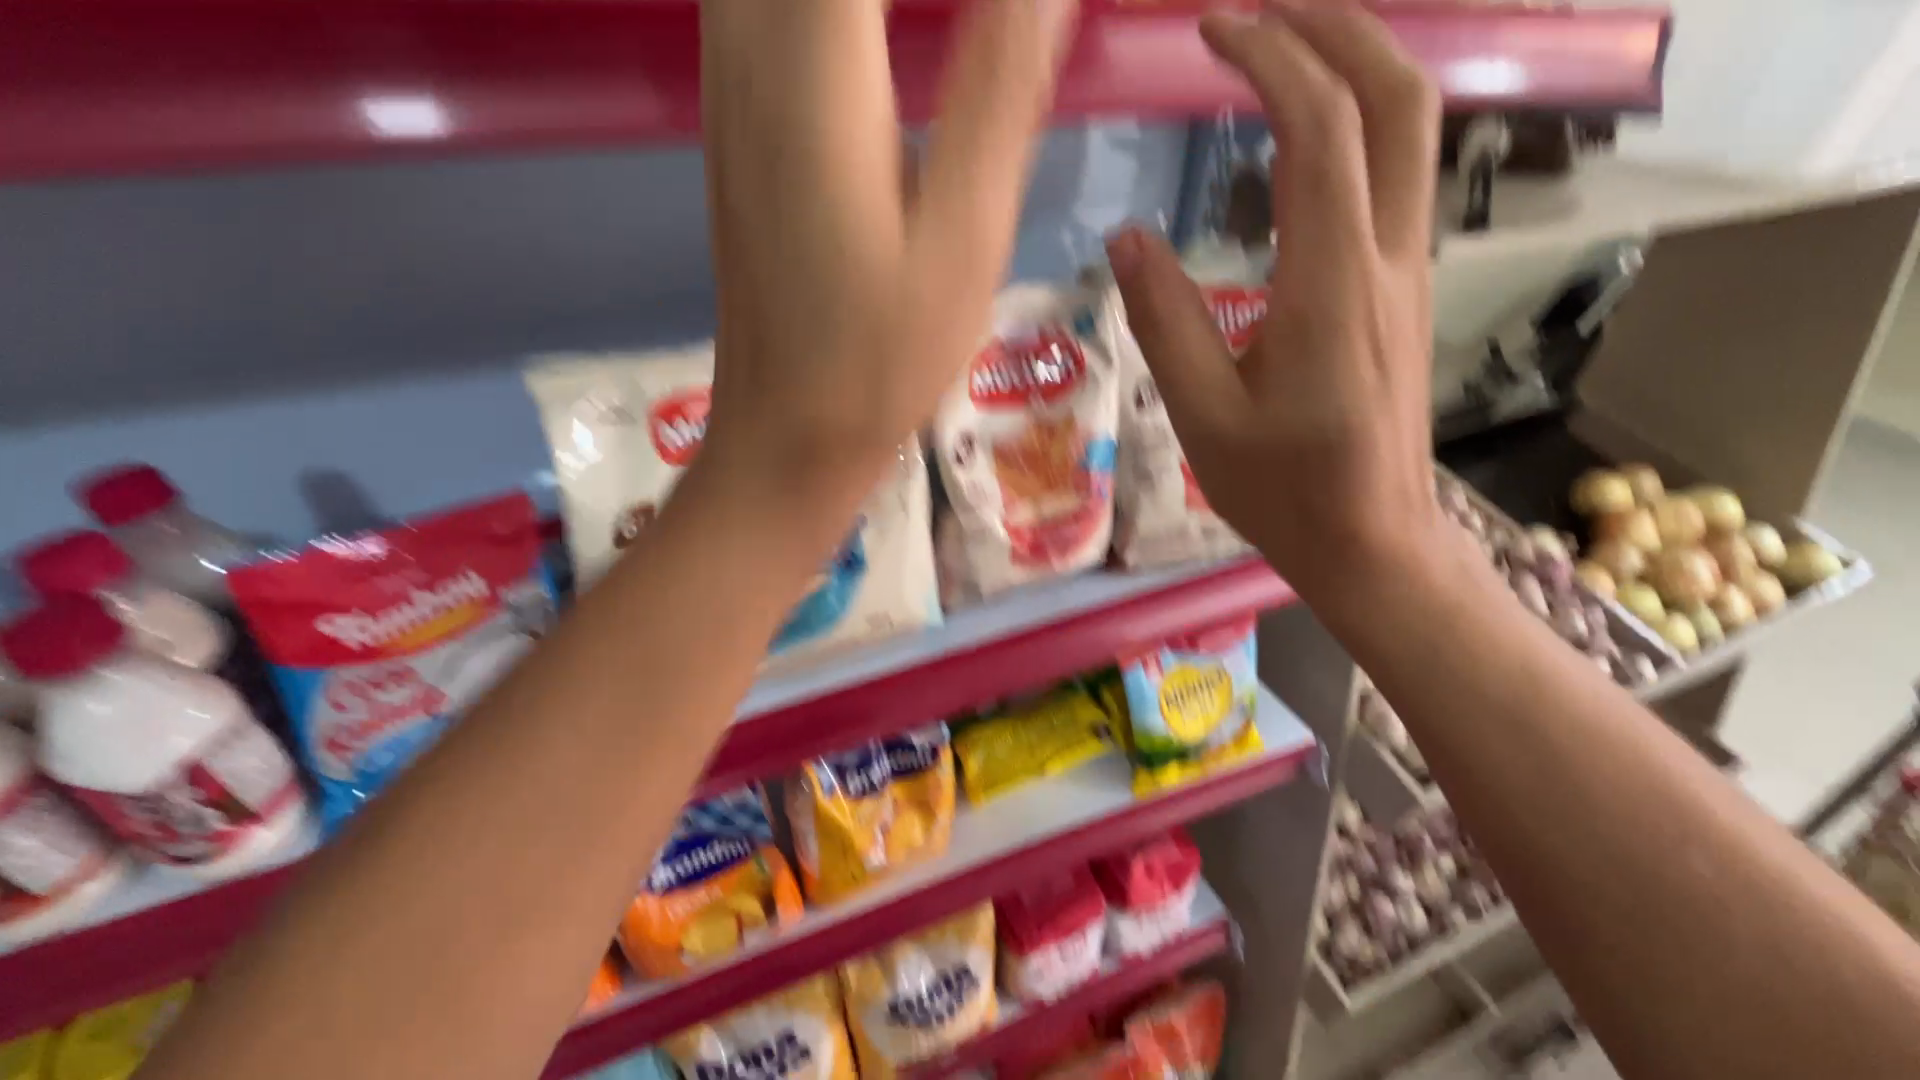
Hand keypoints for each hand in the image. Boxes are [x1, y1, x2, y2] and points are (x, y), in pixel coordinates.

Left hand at [697, 0, 1079, 508]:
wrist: (785, 431)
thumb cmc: (882, 356)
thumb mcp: (964, 235)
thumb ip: (998, 85)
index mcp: (815, 68)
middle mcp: (749, 45)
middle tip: (1004, 19)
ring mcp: (727, 74)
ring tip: (953, 30)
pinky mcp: (732, 107)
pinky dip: (833, 2)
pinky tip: (883, 25)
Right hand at [1105, 4, 1443, 603]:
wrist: (1373, 540)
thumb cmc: (1284, 489)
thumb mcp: (1201, 416)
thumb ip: (1164, 321)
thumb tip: (1126, 237)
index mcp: (1334, 283)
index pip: (1320, 130)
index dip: (1270, 58)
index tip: (1211, 31)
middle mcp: (1389, 256)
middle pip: (1401, 100)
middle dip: (1340, 28)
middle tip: (1264, 9)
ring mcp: (1410, 269)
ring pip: (1414, 133)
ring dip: (1358, 67)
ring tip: (1284, 49)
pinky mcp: (1406, 288)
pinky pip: (1399, 177)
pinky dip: (1360, 124)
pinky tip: (1306, 137)